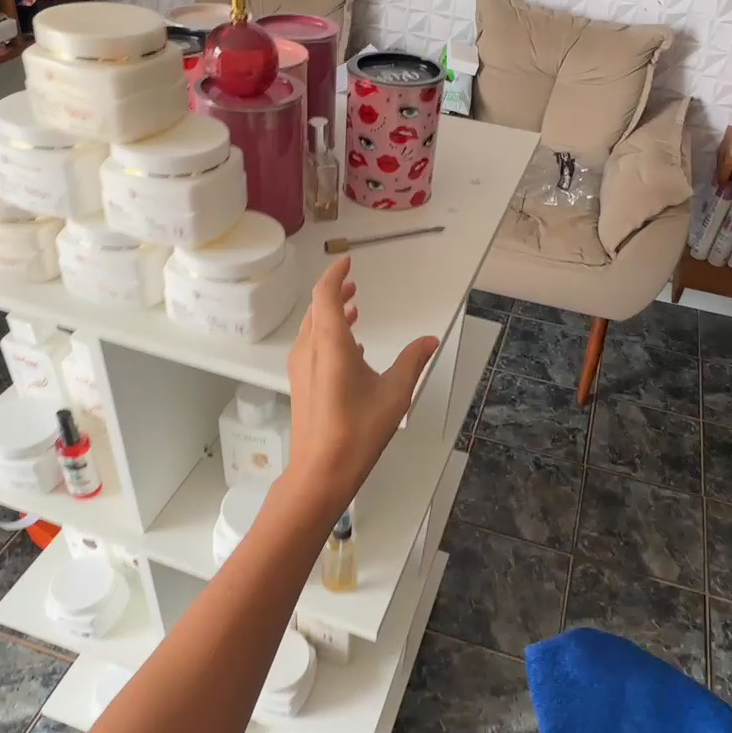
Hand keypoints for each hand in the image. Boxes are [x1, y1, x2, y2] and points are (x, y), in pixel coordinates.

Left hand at [286, 257, 439, 509]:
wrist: (321, 471)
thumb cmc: (357, 432)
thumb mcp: (394, 393)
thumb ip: (412, 361)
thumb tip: (430, 340)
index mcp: (330, 344)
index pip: (326, 295)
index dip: (335, 275)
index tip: (347, 262)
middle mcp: (310, 350)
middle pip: (317, 310)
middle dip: (335, 293)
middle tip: (353, 285)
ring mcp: (301, 368)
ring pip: (313, 329)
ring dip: (331, 315)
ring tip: (354, 310)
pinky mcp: (301, 384)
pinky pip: (312, 348)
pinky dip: (328, 337)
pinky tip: (349, 349)